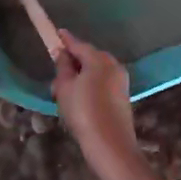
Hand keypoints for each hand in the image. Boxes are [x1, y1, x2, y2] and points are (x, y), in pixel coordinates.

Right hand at [53, 30, 136, 165]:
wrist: (110, 145)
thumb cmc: (83, 112)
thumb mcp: (65, 87)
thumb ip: (63, 67)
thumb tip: (63, 54)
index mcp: (99, 60)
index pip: (79, 44)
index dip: (66, 40)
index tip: (57, 33)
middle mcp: (114, 66)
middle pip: (90, 56)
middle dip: (74, 60)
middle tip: (58, 69)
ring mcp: (121, 81)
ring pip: (97, 70)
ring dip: (82, 74)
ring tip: (66, 88)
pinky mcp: (123, 96)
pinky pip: (104, 82)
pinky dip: (91, 84)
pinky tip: (80, 98)